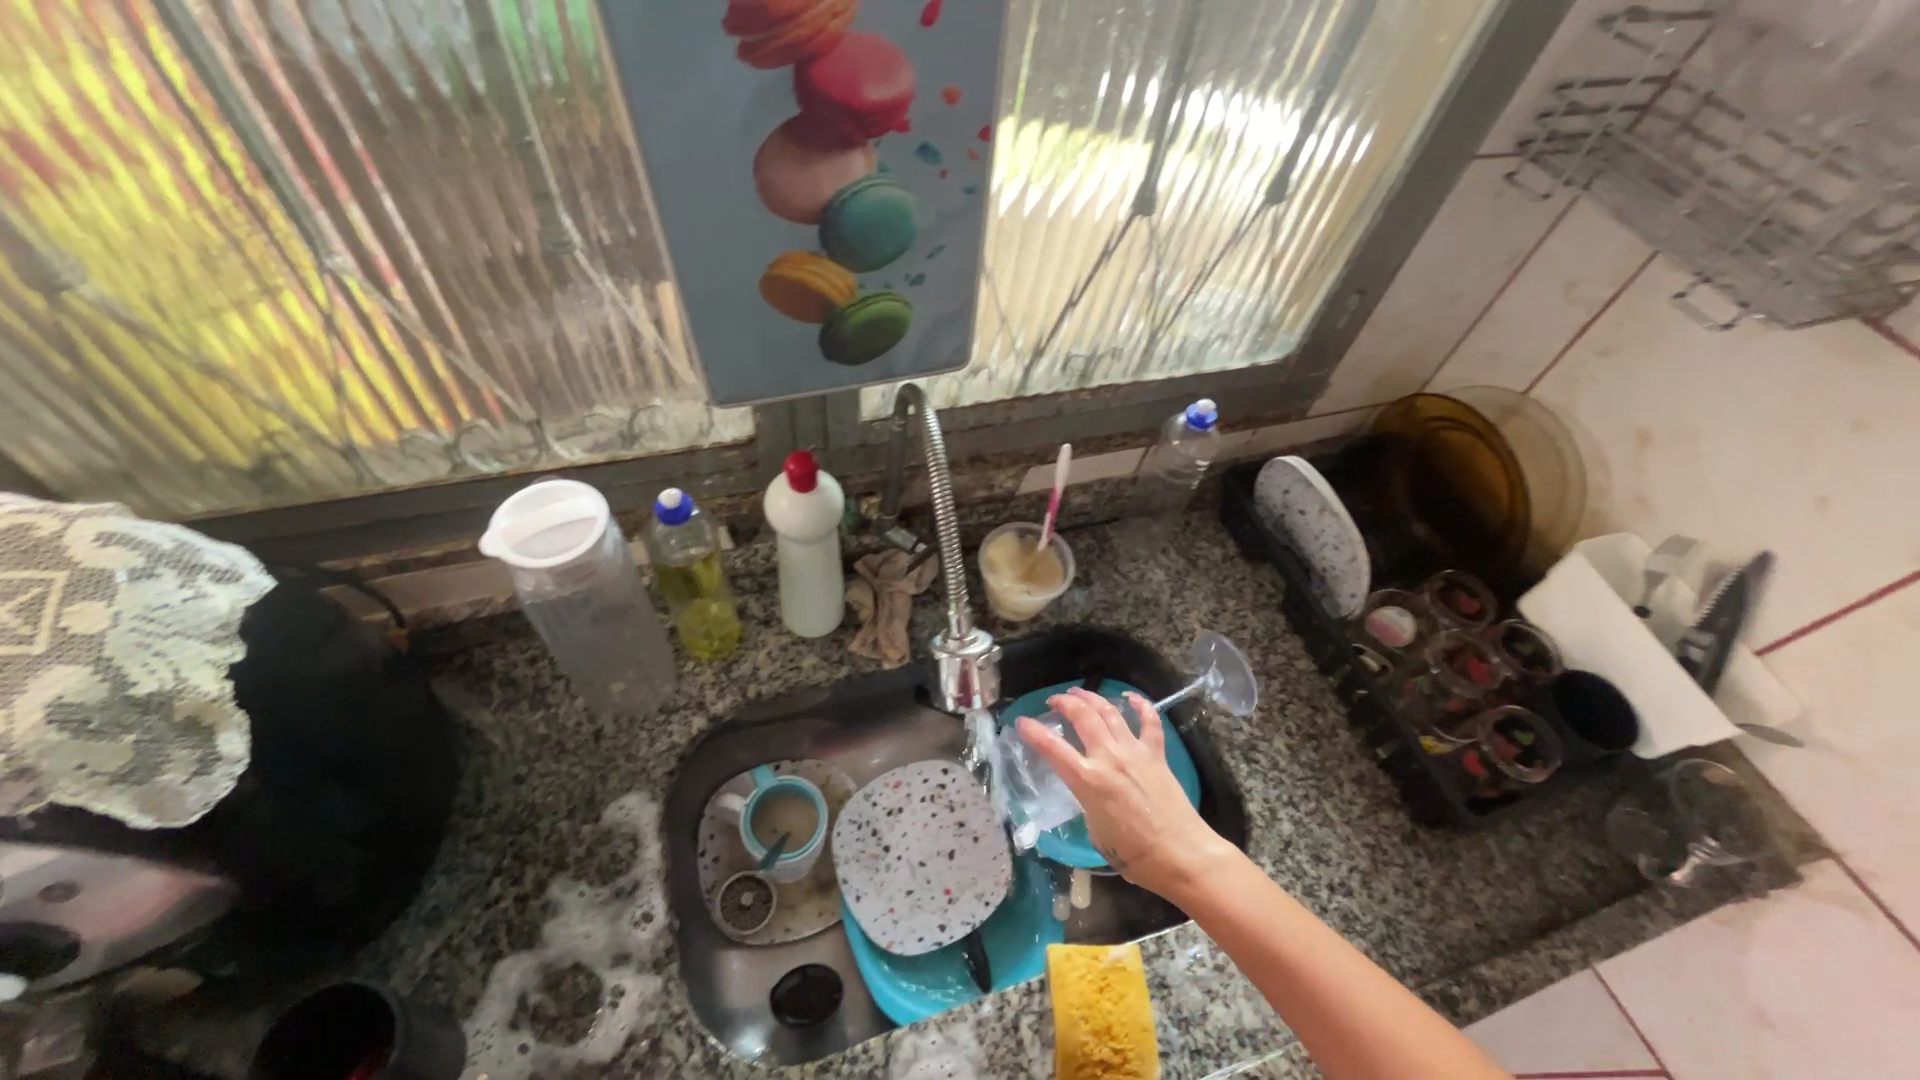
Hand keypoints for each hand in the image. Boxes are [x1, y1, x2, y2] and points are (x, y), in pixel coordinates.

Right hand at [1017, 687, 1231, 898]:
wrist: (1180, 855)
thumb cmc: (1134, 855)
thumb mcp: (1094, 831)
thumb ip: (1087, 802)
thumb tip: (1089, 791)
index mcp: (1087, 780)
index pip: (1052, 748)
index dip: (1033, 732)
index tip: (1022, 722)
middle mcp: (1109, 758)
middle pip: (1082, 717)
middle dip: (1064, 702)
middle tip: (1054, 700)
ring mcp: (1135, 753)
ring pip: (1110, 712)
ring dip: (1093, 698)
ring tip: (1079, 692)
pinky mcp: (1157, 755)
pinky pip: (1149, 723)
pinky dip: (1140, 706)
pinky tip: (1131, 697)